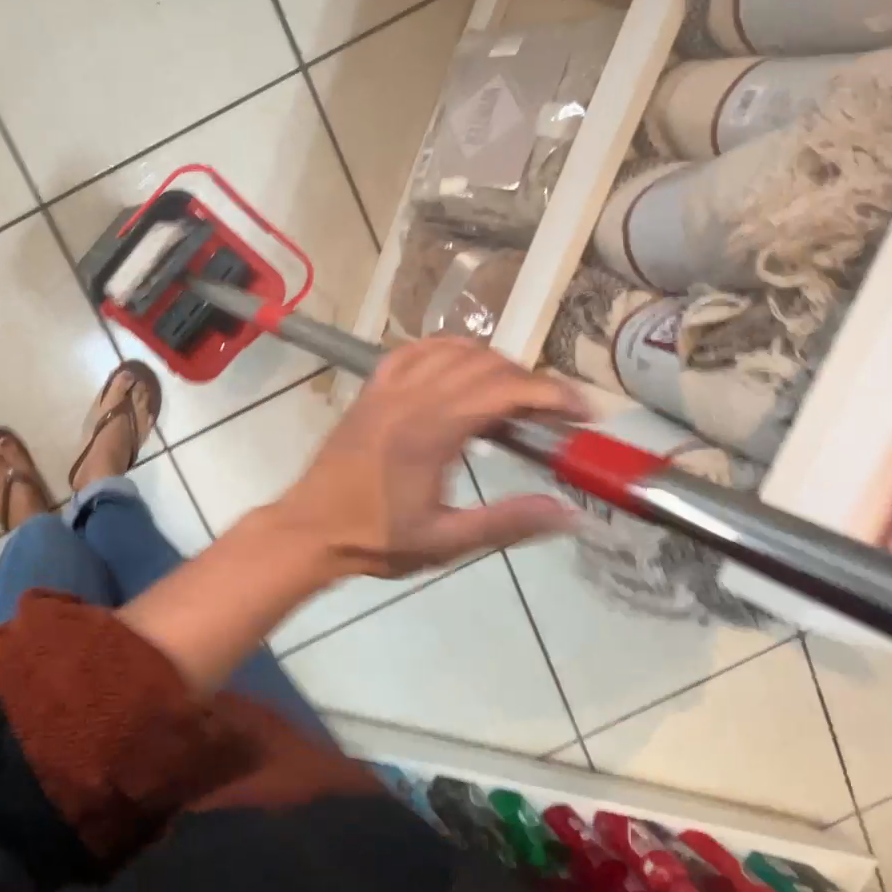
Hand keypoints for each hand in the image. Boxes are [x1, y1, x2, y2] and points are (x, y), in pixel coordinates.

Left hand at [272, 339, 588, 579]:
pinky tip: (458, 369)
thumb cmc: (374, 539)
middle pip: (482, 364)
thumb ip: (508, 522)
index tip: (583, 413)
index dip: (552, 393)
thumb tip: (571, 513)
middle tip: (552, 414)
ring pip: (446, 350)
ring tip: (513, 394)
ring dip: (488, 362)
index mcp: (430, 432)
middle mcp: (407, 399)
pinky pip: (409, 352)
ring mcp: (383, 391)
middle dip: (528, 379)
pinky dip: (442, 350)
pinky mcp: (367, 393)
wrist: (308, 530)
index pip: (504, 389)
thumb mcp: (445, 541)